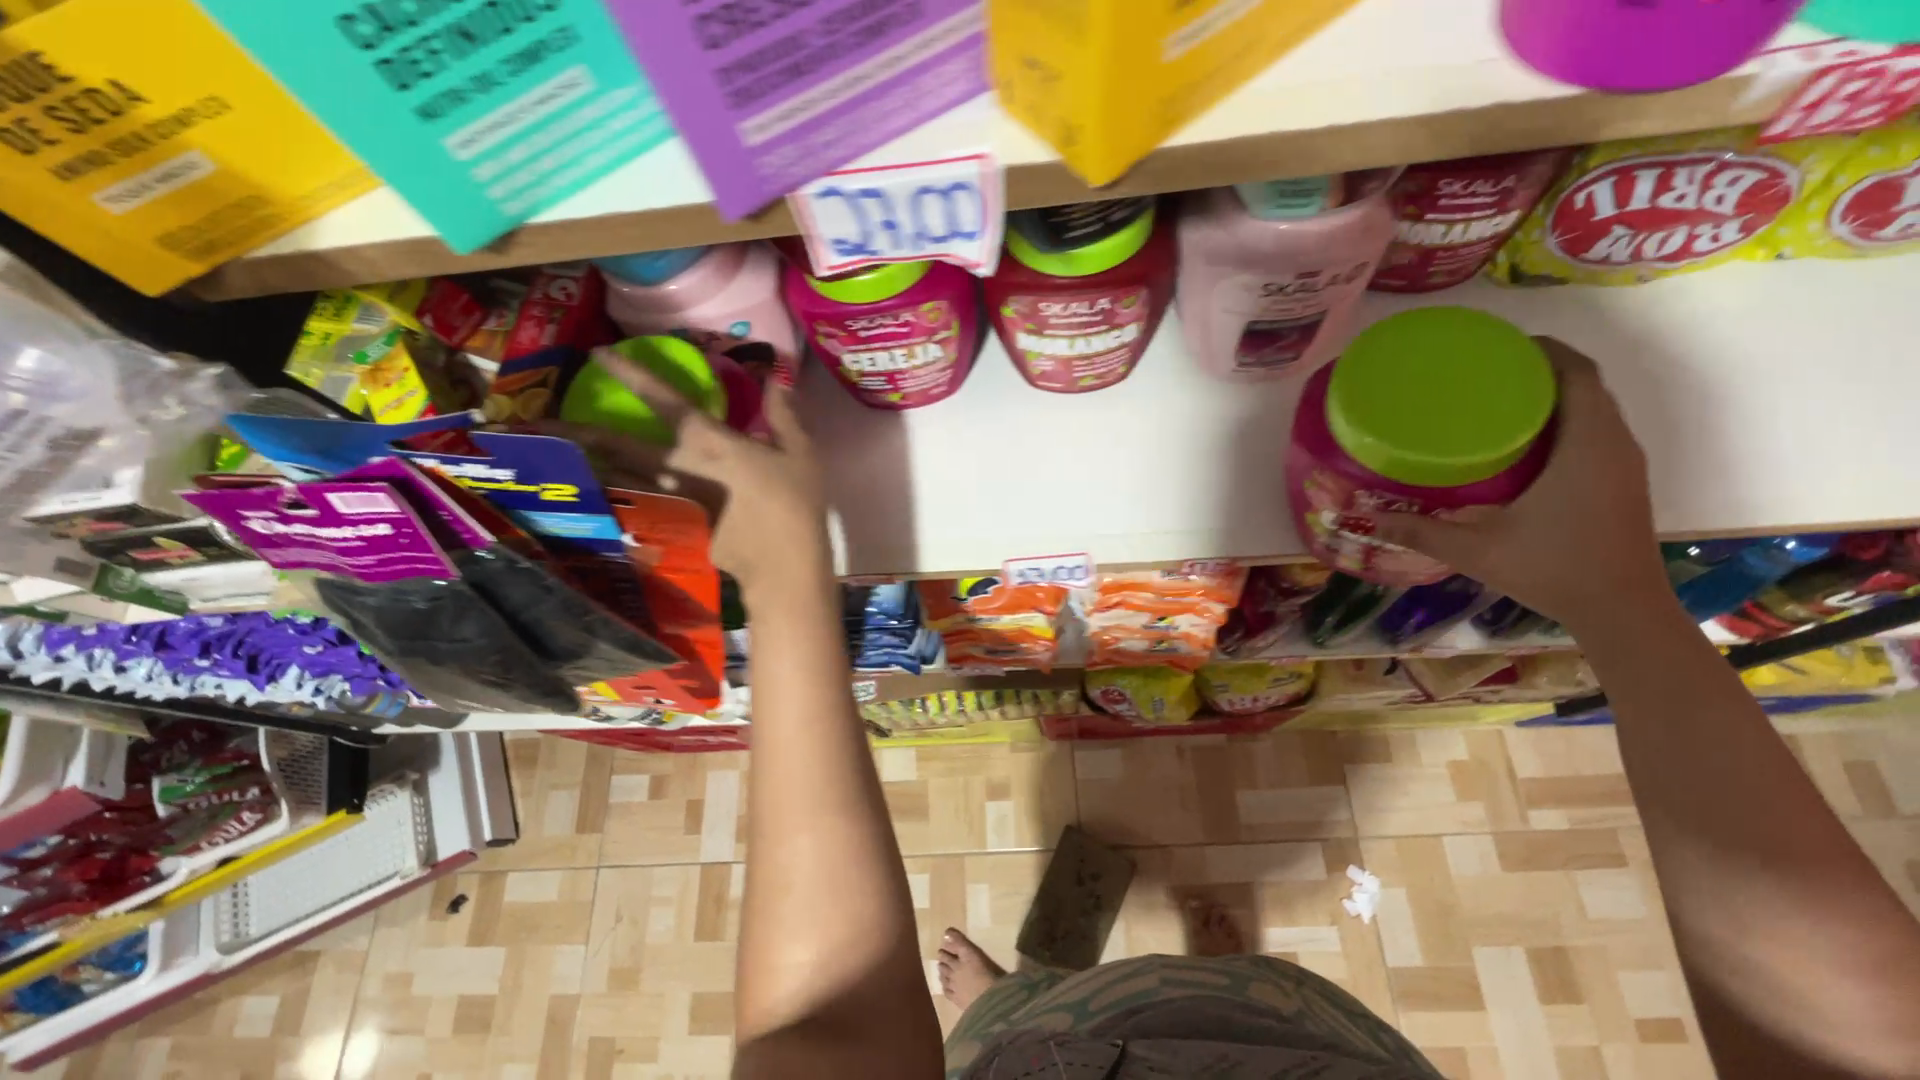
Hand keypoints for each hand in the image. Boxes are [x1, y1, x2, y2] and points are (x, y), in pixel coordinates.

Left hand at [535, 347, 831, 598]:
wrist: (785, 566)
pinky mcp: (674, 527)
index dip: (630, 374)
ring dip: (580, 464)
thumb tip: (775, 378)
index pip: (662, 399)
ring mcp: (670, 500)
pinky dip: (612, 495)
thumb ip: (784, 413)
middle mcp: (677, 466)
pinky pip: (636, 503)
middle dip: (574, 430)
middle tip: (532, 421)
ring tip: (548, 455)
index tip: (599, 355)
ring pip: (615, 477)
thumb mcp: (801, 452)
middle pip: (615, 445)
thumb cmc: (796, 505)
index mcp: (708, 441)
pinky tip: (593, 495)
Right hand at [1361, 337, 1671, 631]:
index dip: (1543, 350)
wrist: (1622, 612)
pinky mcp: (1623, 482)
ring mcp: (1624, 464)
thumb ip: (1420, 532)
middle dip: (1541, 369)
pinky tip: (1525, 442)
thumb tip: (1366, 519)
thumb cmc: (1553, 570)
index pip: (1576, 373)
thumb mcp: (1477, 550)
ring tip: (1500, 399)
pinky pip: (1597, 431)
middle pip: (1585, 384)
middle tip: (1487, 371)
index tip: (1500, 345)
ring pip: (1594, 409)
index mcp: (1586, 445)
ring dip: (1556, 395)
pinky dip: (1567, 421)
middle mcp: (1613, 444)